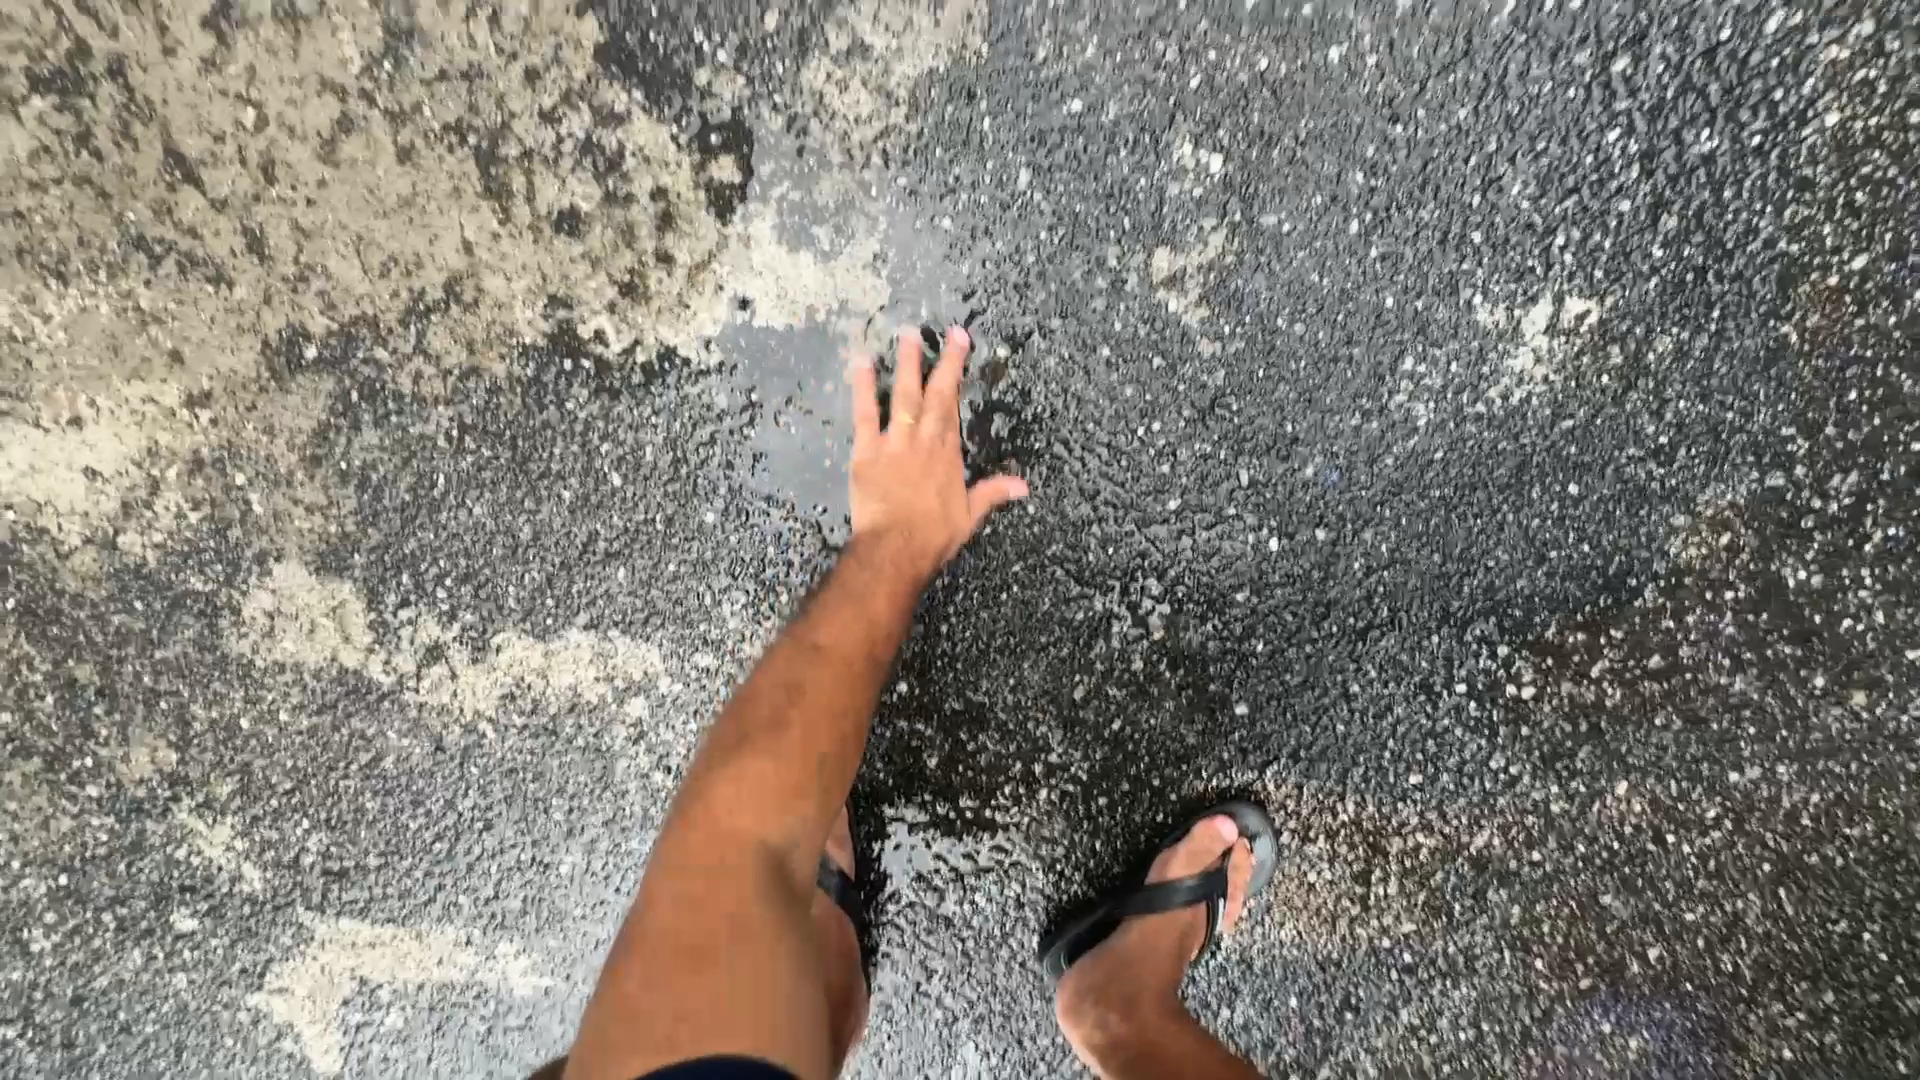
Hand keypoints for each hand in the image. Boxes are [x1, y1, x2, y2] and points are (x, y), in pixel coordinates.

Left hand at [846, 326, 1028, 585]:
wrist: (896, 549)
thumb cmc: (933, 536)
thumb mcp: (969, 516)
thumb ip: (993, 493)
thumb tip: (1024, 486)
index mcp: (948, 454)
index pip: (952, 405)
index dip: (956, 373)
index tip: (960, 345)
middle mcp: (924, 441)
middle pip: (934, 394)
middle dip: (942, 361)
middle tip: (945, 331)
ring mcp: (895, 444)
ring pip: (902, 396)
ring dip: (906, 365)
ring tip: (907, 335)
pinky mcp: (866, 453)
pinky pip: (865, 414)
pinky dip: (863, 388)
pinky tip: (861, 364)